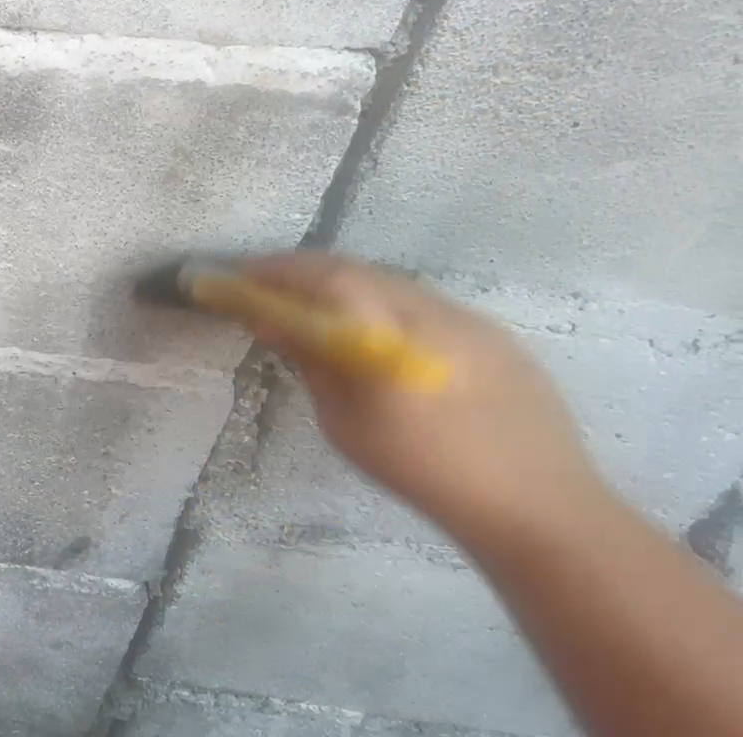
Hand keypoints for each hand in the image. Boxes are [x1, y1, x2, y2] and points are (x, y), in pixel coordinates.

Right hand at [239, 251, 608, 544]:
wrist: (540, 510)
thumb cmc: (423, 471)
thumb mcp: (345, 422)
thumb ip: (311, 362)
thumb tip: (270, 321)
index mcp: (394, 338)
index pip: (326, 280)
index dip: (277, 271)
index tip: (240, 276)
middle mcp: (435, 313)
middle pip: (357, 271)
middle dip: (304, 272)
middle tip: (266, 285)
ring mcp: (471, 320)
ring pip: (390, 282)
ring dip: (344, 284)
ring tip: (313, 305)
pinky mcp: (495, 334)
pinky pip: (423, 303)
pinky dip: (382, 302)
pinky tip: (372, 330)